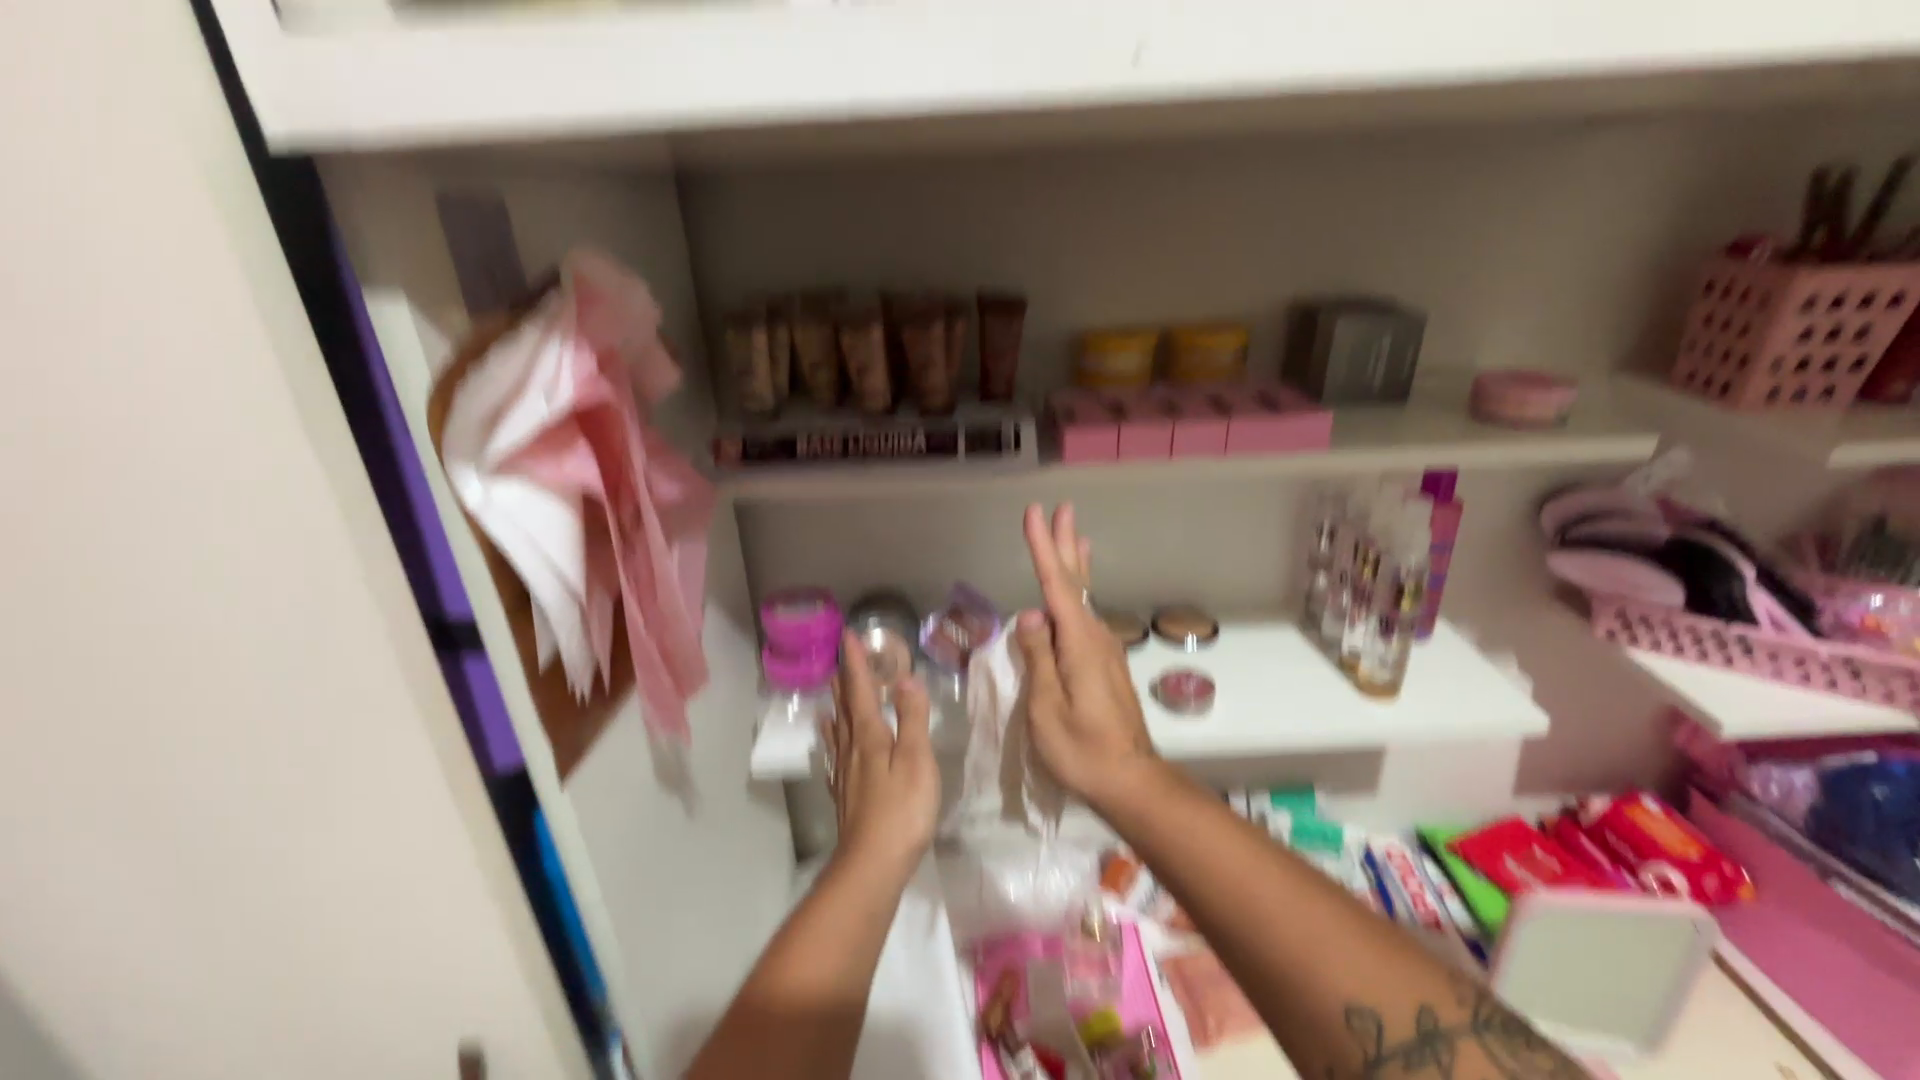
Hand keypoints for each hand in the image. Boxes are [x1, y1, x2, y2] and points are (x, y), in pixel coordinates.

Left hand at [823, 630, 939, 874]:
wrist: (873, 864)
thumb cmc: (902, 810)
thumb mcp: (917, 760)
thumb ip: (912, 719)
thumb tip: (904, 678)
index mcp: (870, 737)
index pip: (861, 691)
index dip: (856, 664)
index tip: (848, 636)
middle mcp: (853, 750)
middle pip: (846, 709)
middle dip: (845, 683)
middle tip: (840, 660)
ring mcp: (846, 775)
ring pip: (839, 733)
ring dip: (837, 709)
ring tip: (832, 695)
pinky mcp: (846, 797)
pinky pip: (837, 758)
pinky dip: (834, 743)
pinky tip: (833, 748)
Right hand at [1015, 503, 1160, 808]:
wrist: (1130, 781)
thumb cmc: (1082, 750)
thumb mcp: (1047, 708)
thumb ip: (1038, 658)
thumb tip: (1030, 616)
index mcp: (1079, 644)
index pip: (1056, 585)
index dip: (1043, 547)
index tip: (1035, 513)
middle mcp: (1096, 639)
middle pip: (1078, 583)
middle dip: (1067, 545)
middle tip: (1064, 509)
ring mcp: (1104, 653)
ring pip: (1085, 600)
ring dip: (1075, 567)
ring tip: (1075, 538)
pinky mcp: (1104, 668)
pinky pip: (1086, 620)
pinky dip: (1078, 597)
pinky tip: (1075, 599)